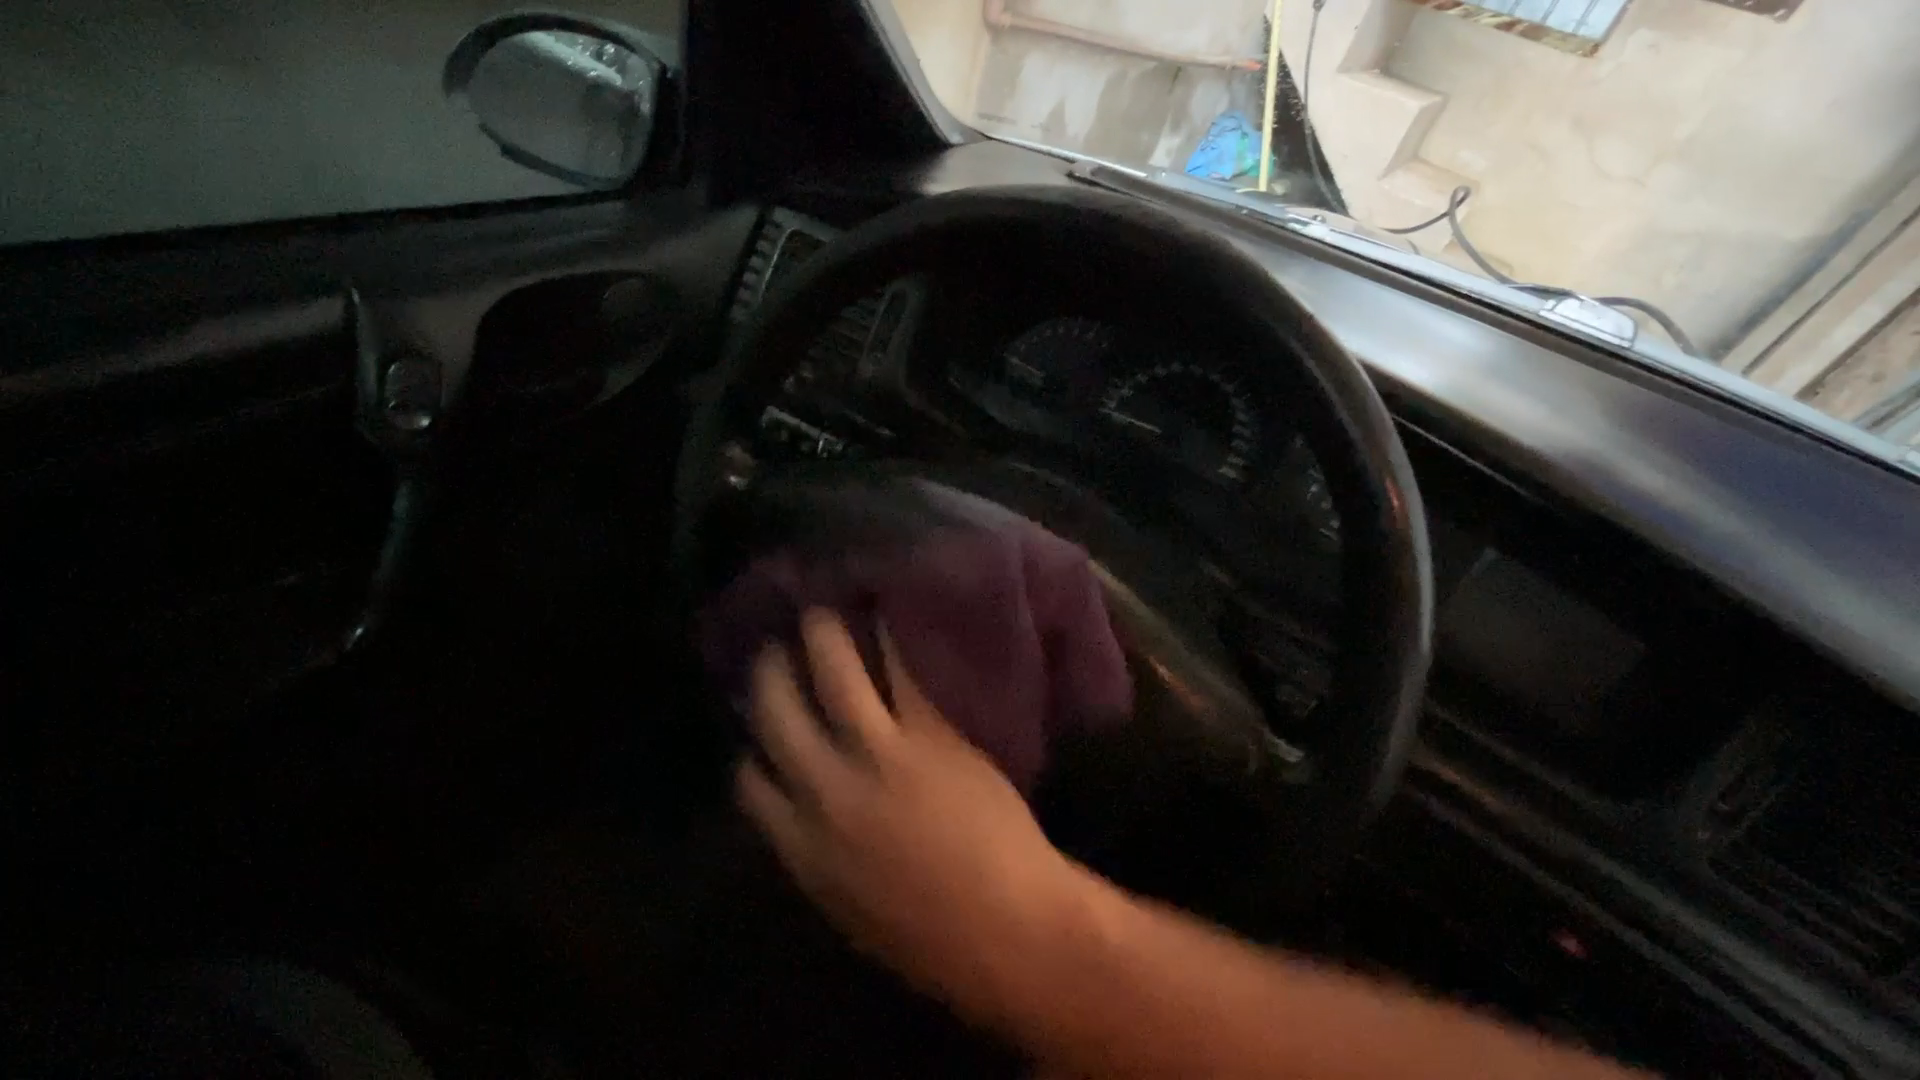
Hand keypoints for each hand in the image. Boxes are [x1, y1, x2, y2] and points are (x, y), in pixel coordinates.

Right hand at [736, 608, 1089, 1011]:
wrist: (1007, 929)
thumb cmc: (933, 940)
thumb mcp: (853, 913)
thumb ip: (822, 860)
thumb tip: (810, 823)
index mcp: (802, 848)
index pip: (753, 783)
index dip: (752, 751)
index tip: (760, 732)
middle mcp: (826, 792)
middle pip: (777, 715)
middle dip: (769, 677)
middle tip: (773, 652)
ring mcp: (877, 756)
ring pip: (834, 678)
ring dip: (821, 638)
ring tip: (819, 614)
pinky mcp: (928, 734)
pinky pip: (900, 674)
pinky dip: (888, 641)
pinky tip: (885, 617)